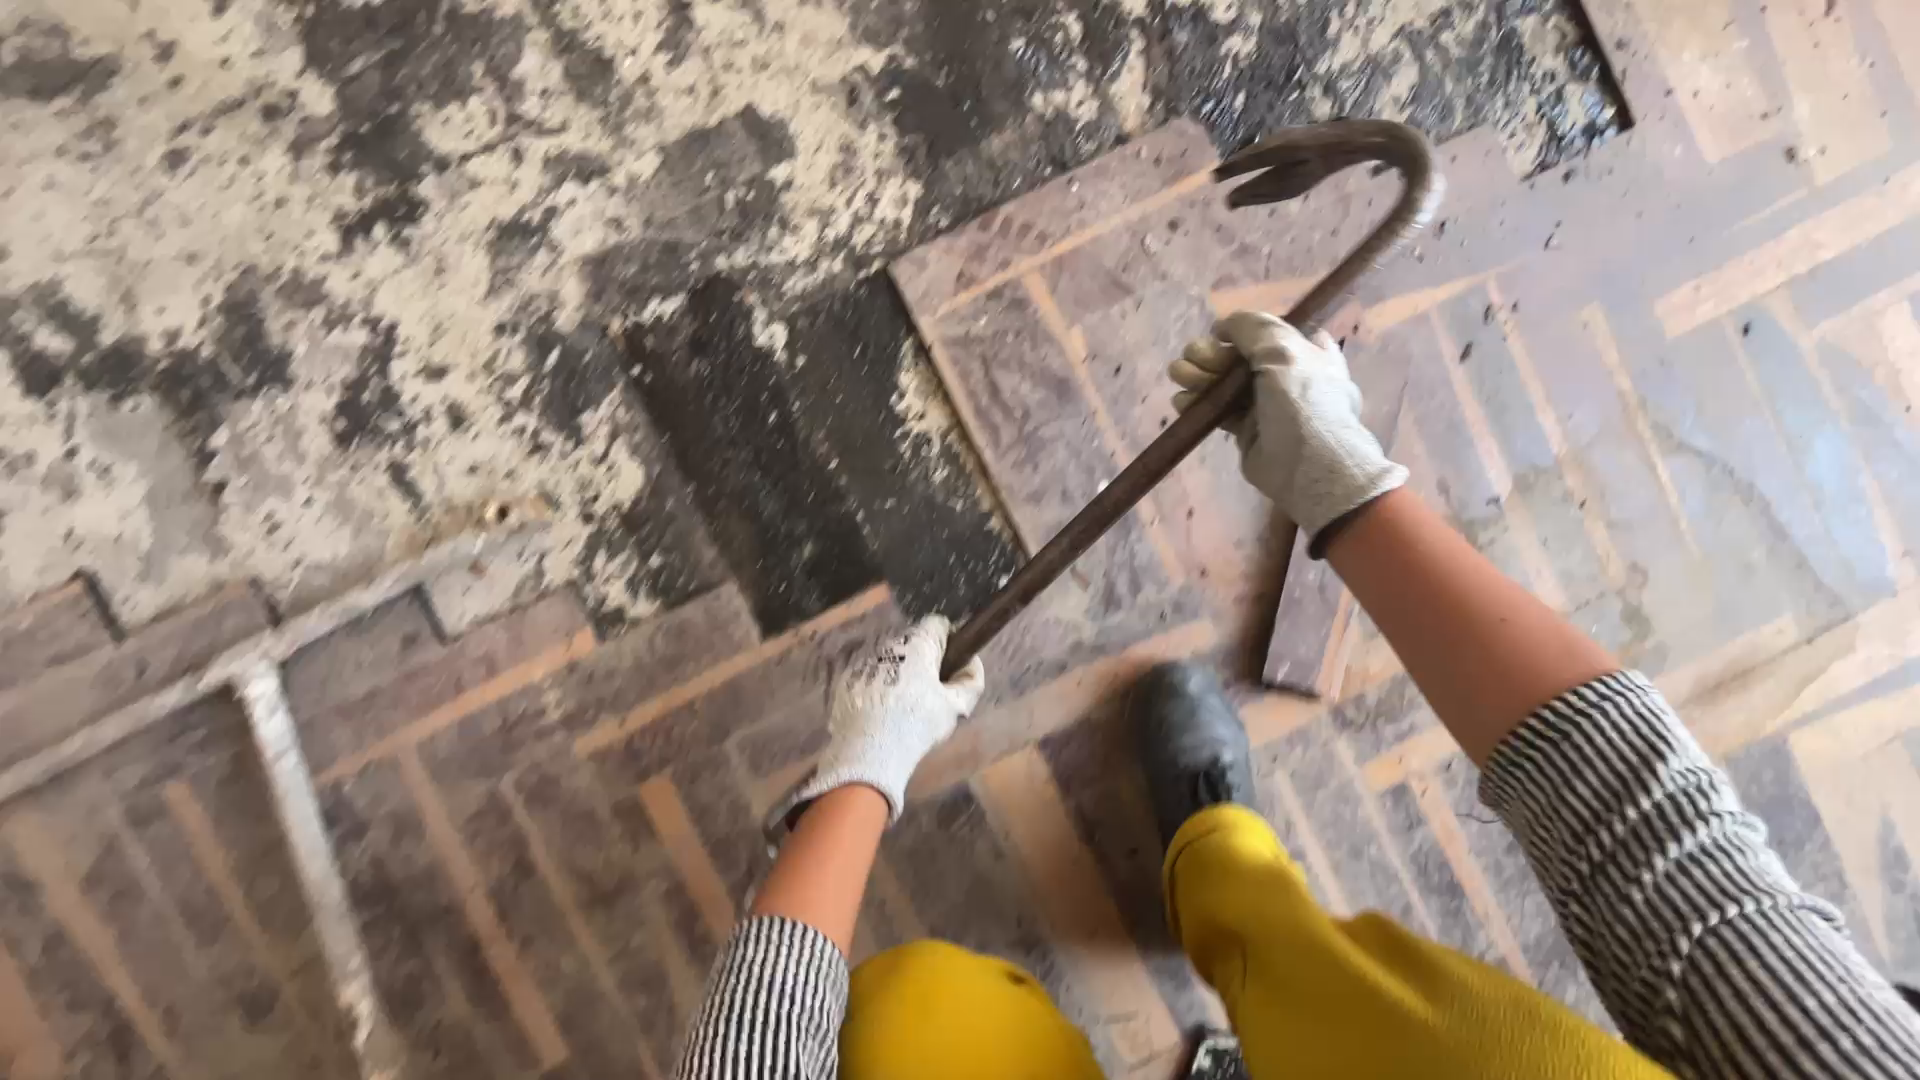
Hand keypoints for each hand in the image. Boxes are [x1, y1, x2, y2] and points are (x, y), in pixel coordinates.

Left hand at [777, 616, 985, 826]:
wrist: (866, 753)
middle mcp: (888, 643)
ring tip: (902, 707)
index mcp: (917, 643)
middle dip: (923, 660)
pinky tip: (880, 714)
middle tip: (929, 693)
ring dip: (899, 673)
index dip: (950, 643)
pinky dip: (876, 687)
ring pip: (890, 659)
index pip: (939, 624)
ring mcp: (862, 660)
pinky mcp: (845, 680)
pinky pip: (868, 675)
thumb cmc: (917, 725)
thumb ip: (971, 679)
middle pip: (913, 642)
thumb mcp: (956, 707)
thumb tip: (970, 662)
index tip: (951, 667)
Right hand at [1170, 311, 1406, 551]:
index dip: (1241, 330)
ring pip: (1226, 384)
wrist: (1308, 464)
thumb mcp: (1283, 349)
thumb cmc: (1302, 400)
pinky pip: (1219, 411)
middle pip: (1241, 357)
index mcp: (1307, 350)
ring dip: (1199, 377)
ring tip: (1177, 375)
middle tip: (1189, 356)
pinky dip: (1199, 404)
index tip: (1218, 333)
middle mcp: (1288, 374)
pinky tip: (1181, 401)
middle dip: (1211, 354)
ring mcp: (1267, 404)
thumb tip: (1224, 325)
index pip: (1269, 331)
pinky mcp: (1247, 430)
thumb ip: (1252, 328)